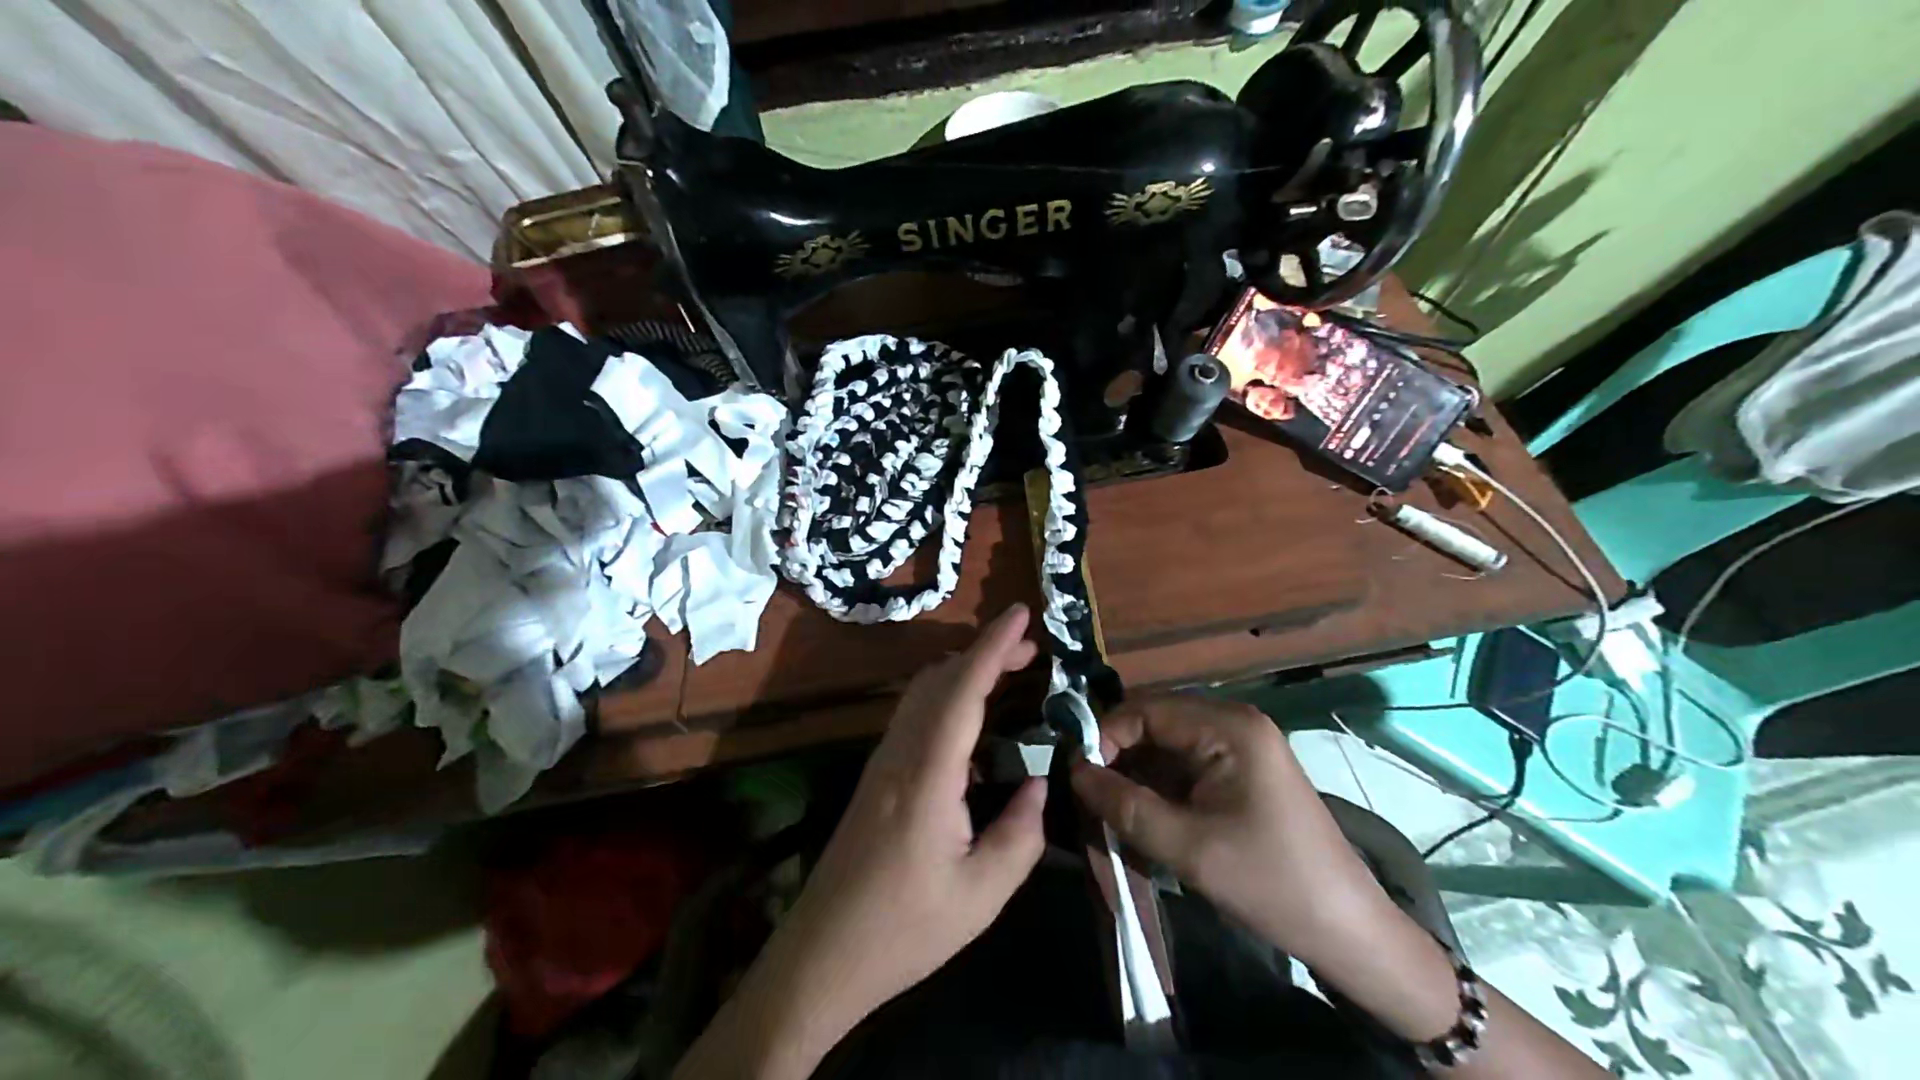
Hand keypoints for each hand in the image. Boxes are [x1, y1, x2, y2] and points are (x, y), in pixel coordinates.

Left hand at [675, 605, 1047, 1079]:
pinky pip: (914, 715)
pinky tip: (972, 722)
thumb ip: (1020, 835)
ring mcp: (882, 763)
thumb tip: (1038, 783)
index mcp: (927, 774)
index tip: (1023, 613)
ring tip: (1008, 674)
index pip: (963, 690)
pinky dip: (948, 695)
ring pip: (922, 692)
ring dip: (964, 671)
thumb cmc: (904, 929)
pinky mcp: (876, 777)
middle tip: (1031, 649)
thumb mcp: (981, 894)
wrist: (823, 954)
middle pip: (940, 679)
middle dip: (985, 652)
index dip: (994, 646)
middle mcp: (899, 753)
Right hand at [1067, 694, 1394, 969]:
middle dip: (1118, 756)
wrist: (1345, 928)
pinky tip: (1142, 816)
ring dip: (1136, 774)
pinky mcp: (1240, 769)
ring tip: (1111, 810)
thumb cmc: (1268, 881)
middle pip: (1154, 722)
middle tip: (1091, 795)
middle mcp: (1233, 722)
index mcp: (1228, 727)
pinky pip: (1184, 764)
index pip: (1145, 709)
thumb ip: (1123, 804)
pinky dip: (1158, 786)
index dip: (1105, 736)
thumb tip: (1073, 770)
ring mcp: (1239, 745)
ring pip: (1165, 744)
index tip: (1081, 778)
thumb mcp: (1186, 846)